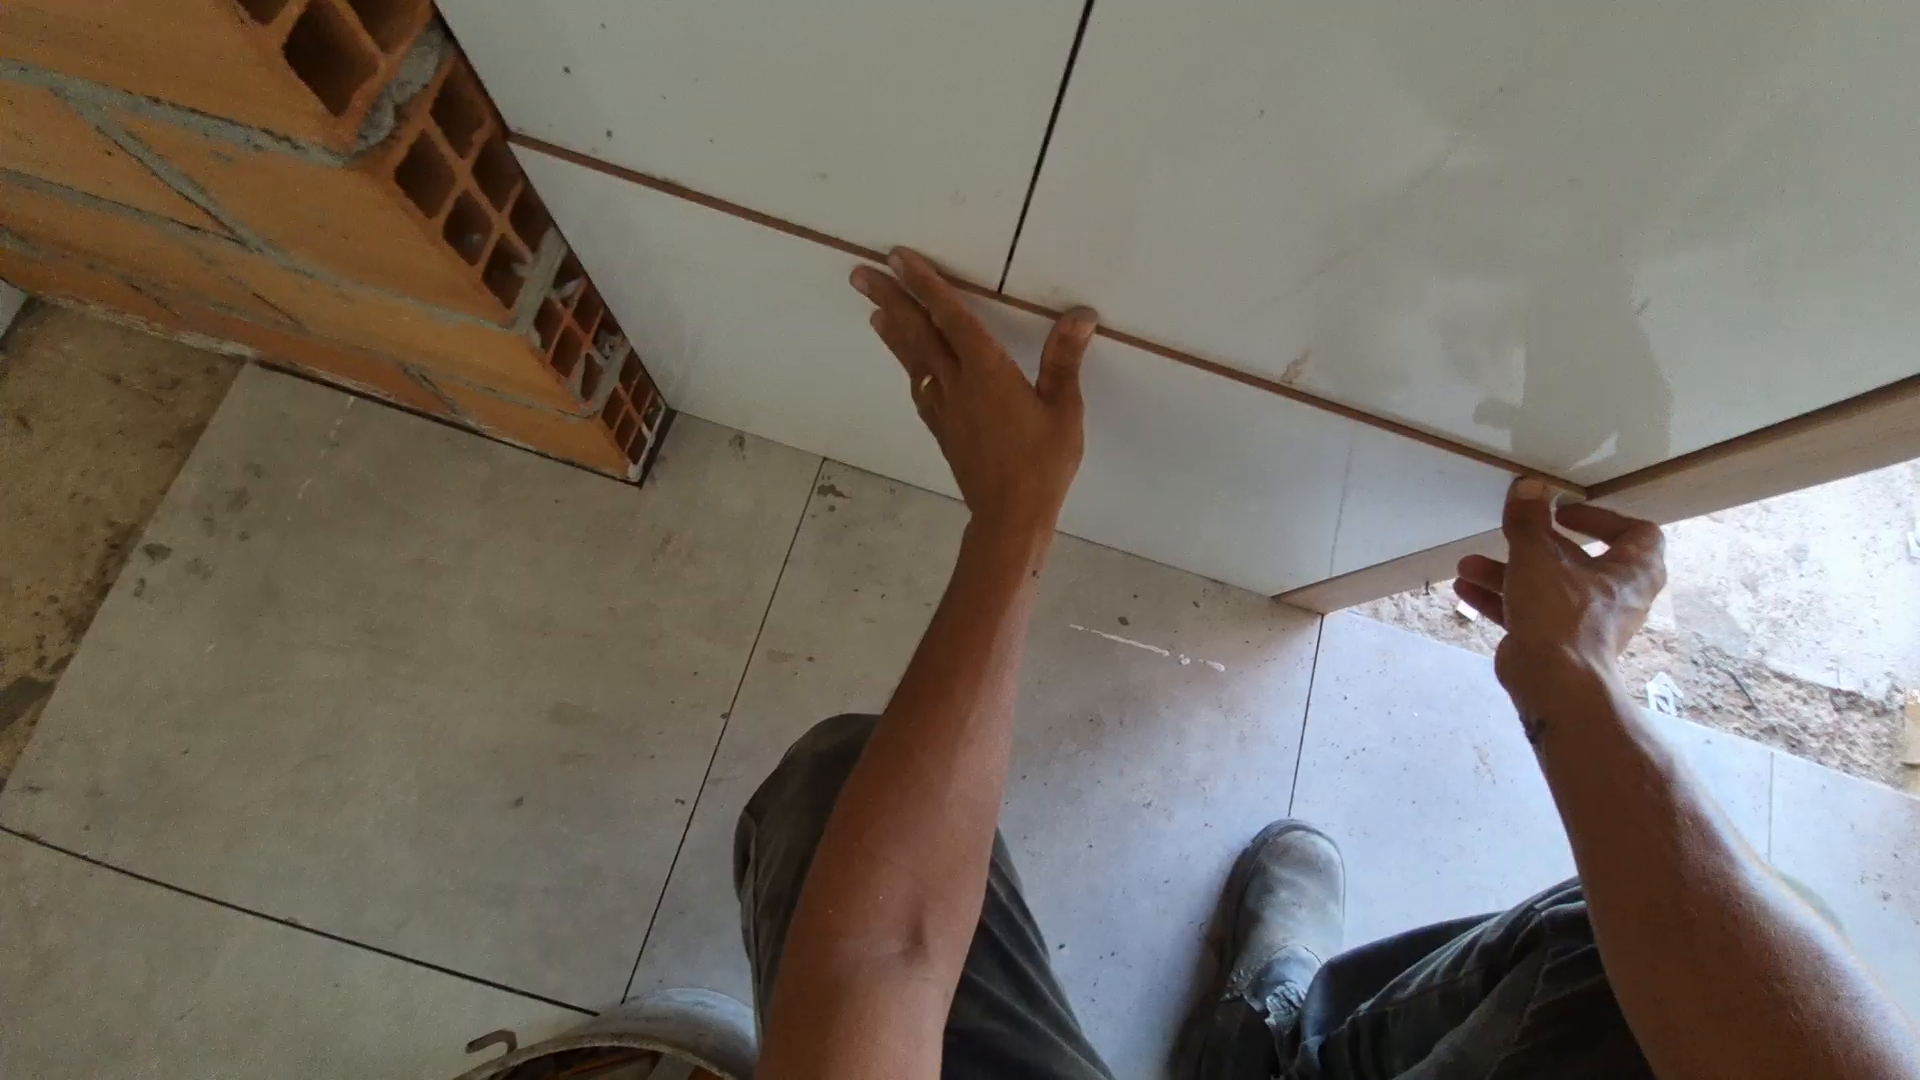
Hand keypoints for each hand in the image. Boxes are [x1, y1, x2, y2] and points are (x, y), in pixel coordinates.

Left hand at [850, 248, 1097, 533]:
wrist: (1009, 516)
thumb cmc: (1042, 464)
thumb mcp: (1064, 409)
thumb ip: (1064, 360)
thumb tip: (1080, 315)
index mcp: (986, 371)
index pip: (949, 316)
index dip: (924, 284)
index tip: (897, 257)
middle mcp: (956, 384)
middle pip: (917, 333)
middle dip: (890, 299)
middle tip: (859, 274)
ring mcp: (944, 409)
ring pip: (913, 360)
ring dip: (893, 332)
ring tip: (873, 311)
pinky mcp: (942, 430)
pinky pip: (920, 390)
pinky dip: (910, 369)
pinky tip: (909, 367)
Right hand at [1454, 479, 1666, 715]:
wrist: (1554, 680)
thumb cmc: (1559, 613)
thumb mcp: (1536, 557)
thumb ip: (1528, 521)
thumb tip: (1528, 485)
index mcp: (1631, 572)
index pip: (1636, 533)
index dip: (1600, 518)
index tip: (1561, 513)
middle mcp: (1615, 596)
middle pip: (1576, 560)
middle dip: (1531, 547)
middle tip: (1505, 535)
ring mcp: (1585, 622)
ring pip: (1545, 587)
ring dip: (1505, 573)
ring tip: (1467, 565)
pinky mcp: (1556, 641)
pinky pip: (1528, 612)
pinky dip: (1499, 599)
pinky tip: (1465, 590)